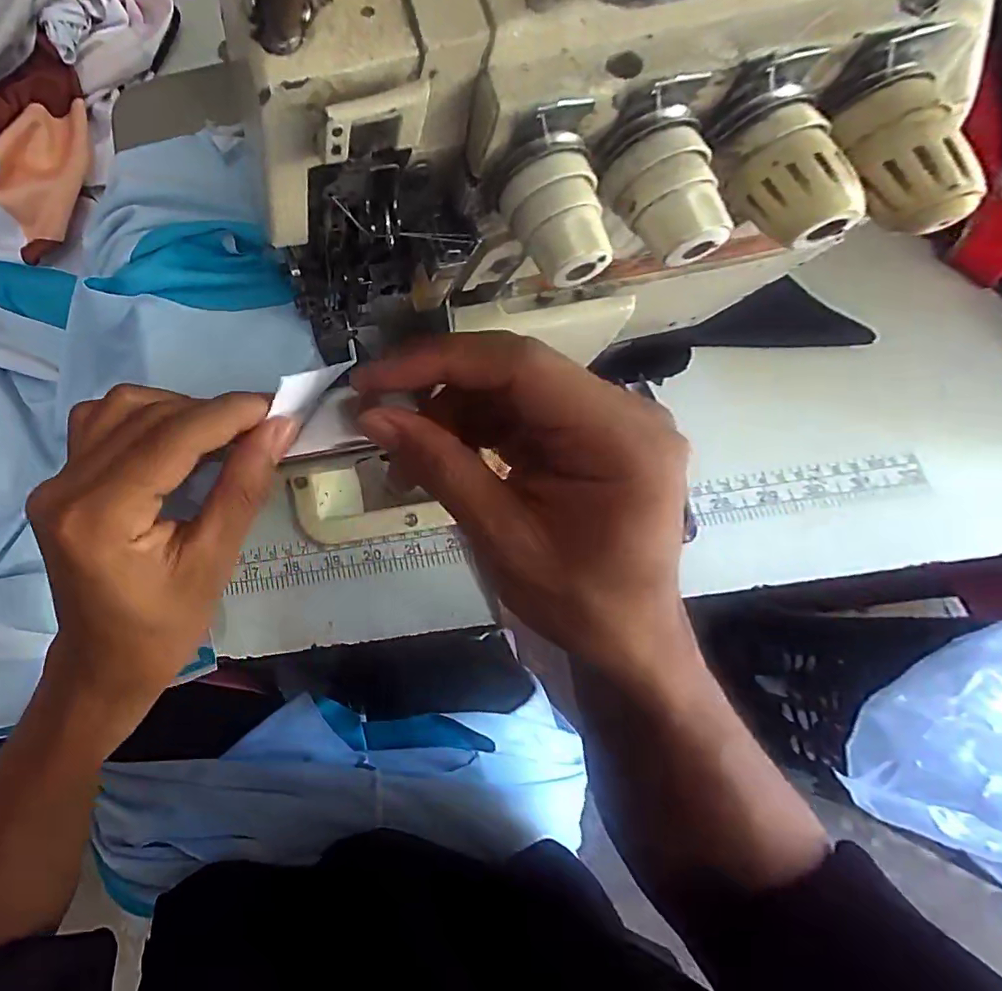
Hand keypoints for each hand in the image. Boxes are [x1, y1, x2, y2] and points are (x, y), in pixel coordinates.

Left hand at [26, 385, 296, 726]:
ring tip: (219, 435)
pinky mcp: (58, 482)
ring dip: (177, 410)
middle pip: (146, 416)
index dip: (228, 414)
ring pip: (121, 408)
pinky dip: (144, 417)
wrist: (101, 664)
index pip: (170, 438)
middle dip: (210, 413)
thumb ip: (242, 489)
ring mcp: (55, 482)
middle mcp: (66, 488)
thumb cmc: (161, 632)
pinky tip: (173, 440)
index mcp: (101, 518)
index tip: (275, 408)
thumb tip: (278, 428)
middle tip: (258, 428)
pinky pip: (101, 422)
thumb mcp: (212, 565)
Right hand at [353, 332, 694, 686]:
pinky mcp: (588, 433)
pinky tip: (439, 456)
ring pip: (508, 387)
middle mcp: (622, 410)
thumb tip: (373, 417)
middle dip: (437, 388)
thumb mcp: (501, 537)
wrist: (628, 640)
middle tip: (375, 412)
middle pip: (513, 370)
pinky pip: (518, 411)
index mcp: (618, 435)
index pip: (519, 365)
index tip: (372, 379)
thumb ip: (441, 467)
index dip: (437, 362)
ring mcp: (607, 419)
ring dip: (450, 413)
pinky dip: (472, 428)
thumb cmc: (577, 602)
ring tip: (405, 459)